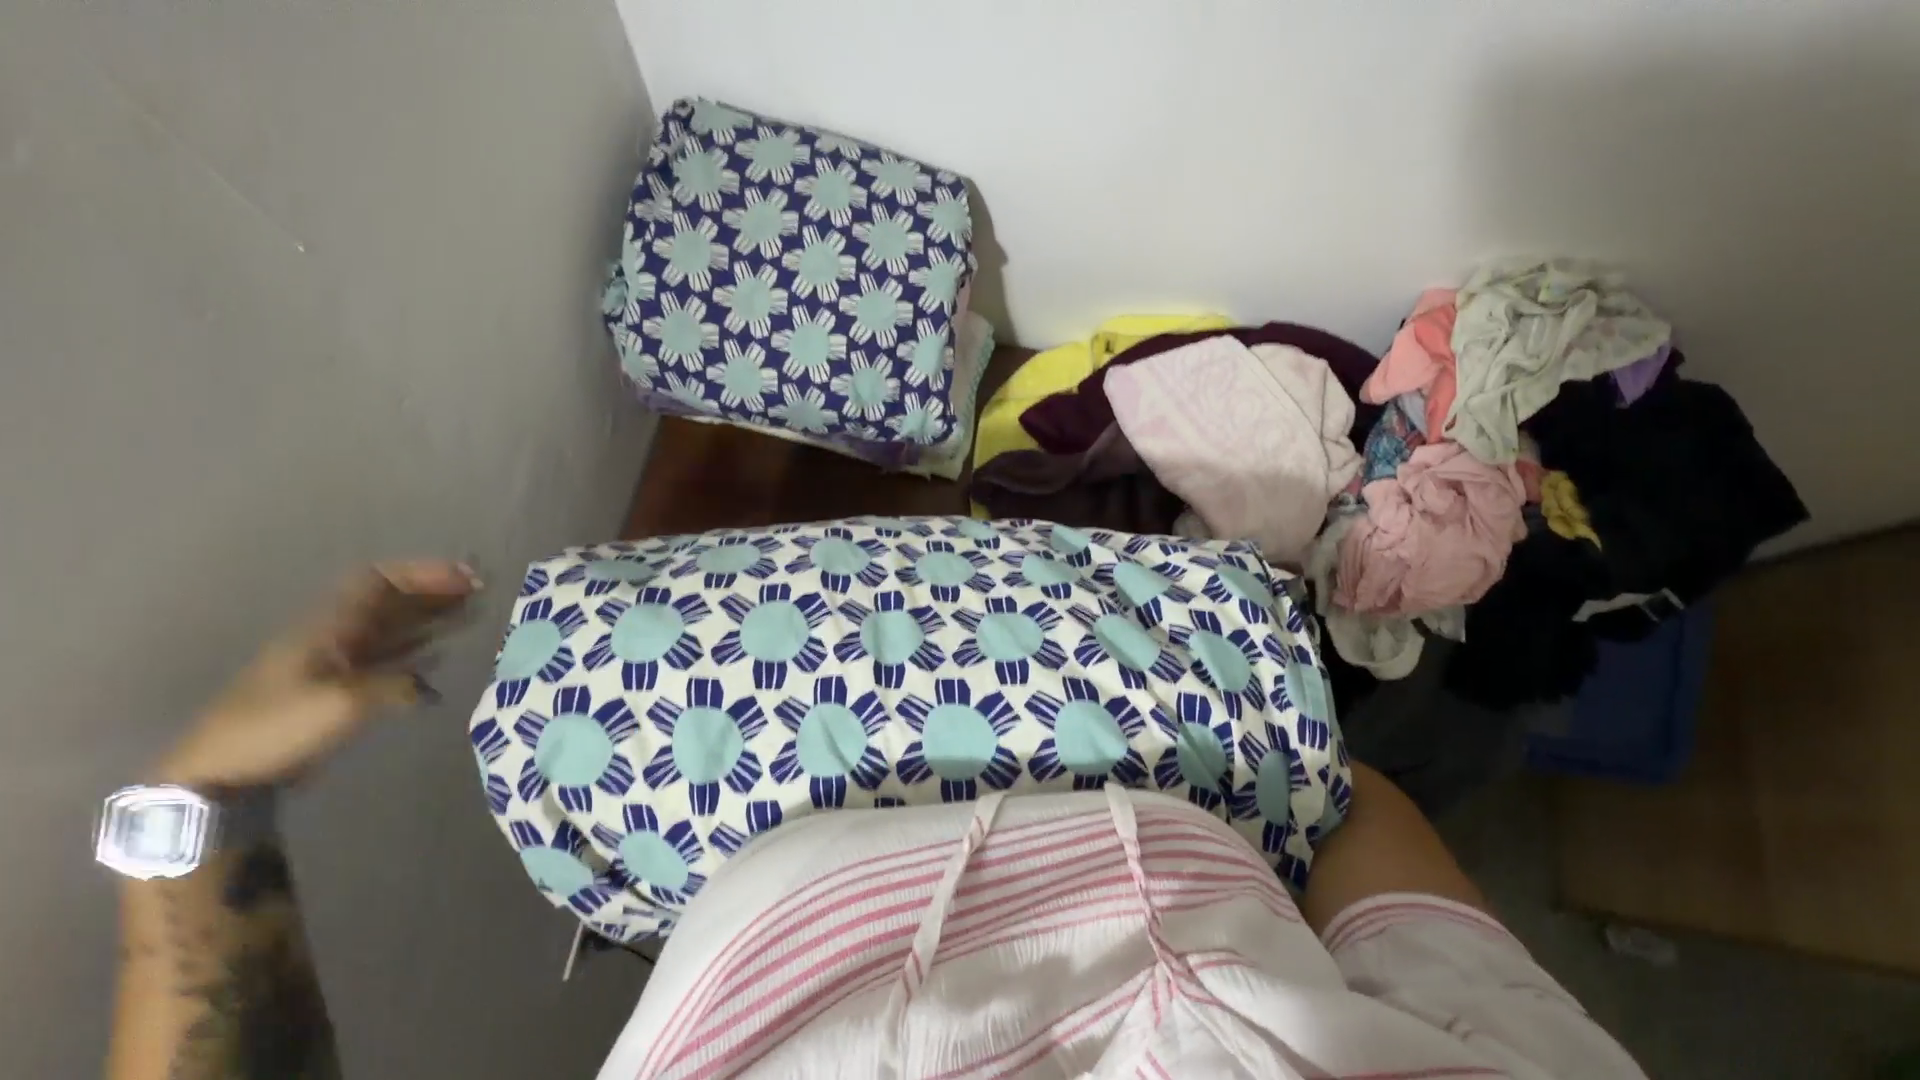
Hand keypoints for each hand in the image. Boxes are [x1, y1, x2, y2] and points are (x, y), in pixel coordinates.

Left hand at [153, 560, 481, 789]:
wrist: (218, 775)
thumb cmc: (275, 729)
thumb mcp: (341, 705)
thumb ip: (393, 687)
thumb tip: (426, 687)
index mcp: (327, 628)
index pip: (378, 581)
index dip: (424, 573)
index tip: (465, 578)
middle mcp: (331, 637)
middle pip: (387, 601)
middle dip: (433, 592)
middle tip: (478, 593)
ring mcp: (331, 664)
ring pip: (388, 628)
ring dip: (428, 618)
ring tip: (469, 617)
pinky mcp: (333, 691)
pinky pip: (384, 659)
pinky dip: (415, 651)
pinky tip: (438, 656)